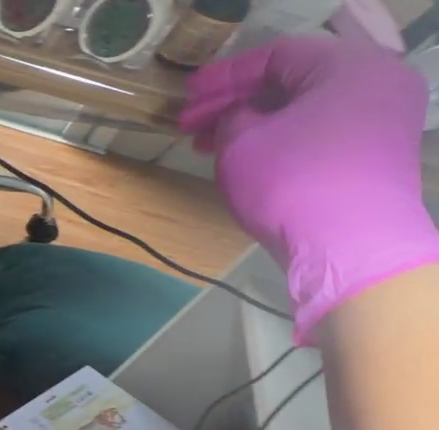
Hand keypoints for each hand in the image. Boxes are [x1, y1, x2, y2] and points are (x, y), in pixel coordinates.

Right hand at [179, 36, 438, 337]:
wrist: (348, 235)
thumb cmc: (292, 178)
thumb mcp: (242, 142)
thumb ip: (232, 118)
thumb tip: (232, 116)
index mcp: (350, 66)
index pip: (279, 54)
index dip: (226, 74)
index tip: (187, 93)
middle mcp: (376, 81)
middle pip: (295, 79)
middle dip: (236, 100)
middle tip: (189, 123)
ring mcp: (381, 115)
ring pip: (305, 106)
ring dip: (252, 121)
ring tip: (209, 144)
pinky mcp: (374, 148)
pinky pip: (319, 128)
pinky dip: (279, 136)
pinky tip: (246, 157)